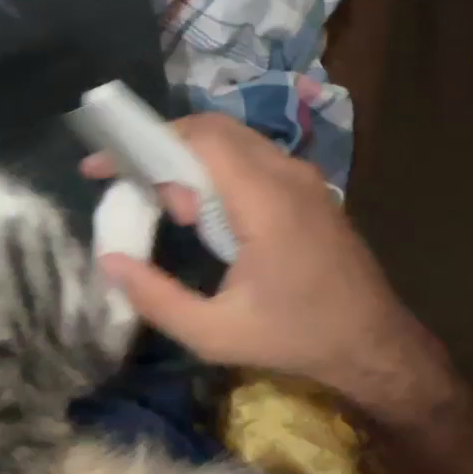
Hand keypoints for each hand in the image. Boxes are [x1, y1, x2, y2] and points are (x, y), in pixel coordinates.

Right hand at [85, 114, 442, 410]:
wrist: (372, 343)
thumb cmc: (292, 338)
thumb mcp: (212, 333)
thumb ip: (155, 297)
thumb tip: (109, 261)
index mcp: (265, 203)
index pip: (199, 140)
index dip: (144, 144)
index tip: (101, 167)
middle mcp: (287, 176)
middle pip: (213, 130)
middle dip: (160, 146)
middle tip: (131, 186)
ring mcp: (303, 179)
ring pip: (232, 140)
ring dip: (187, 160)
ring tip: (169, 209)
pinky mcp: (307, 190)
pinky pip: (250, 158)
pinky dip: (213, 170)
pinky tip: (202, 213)